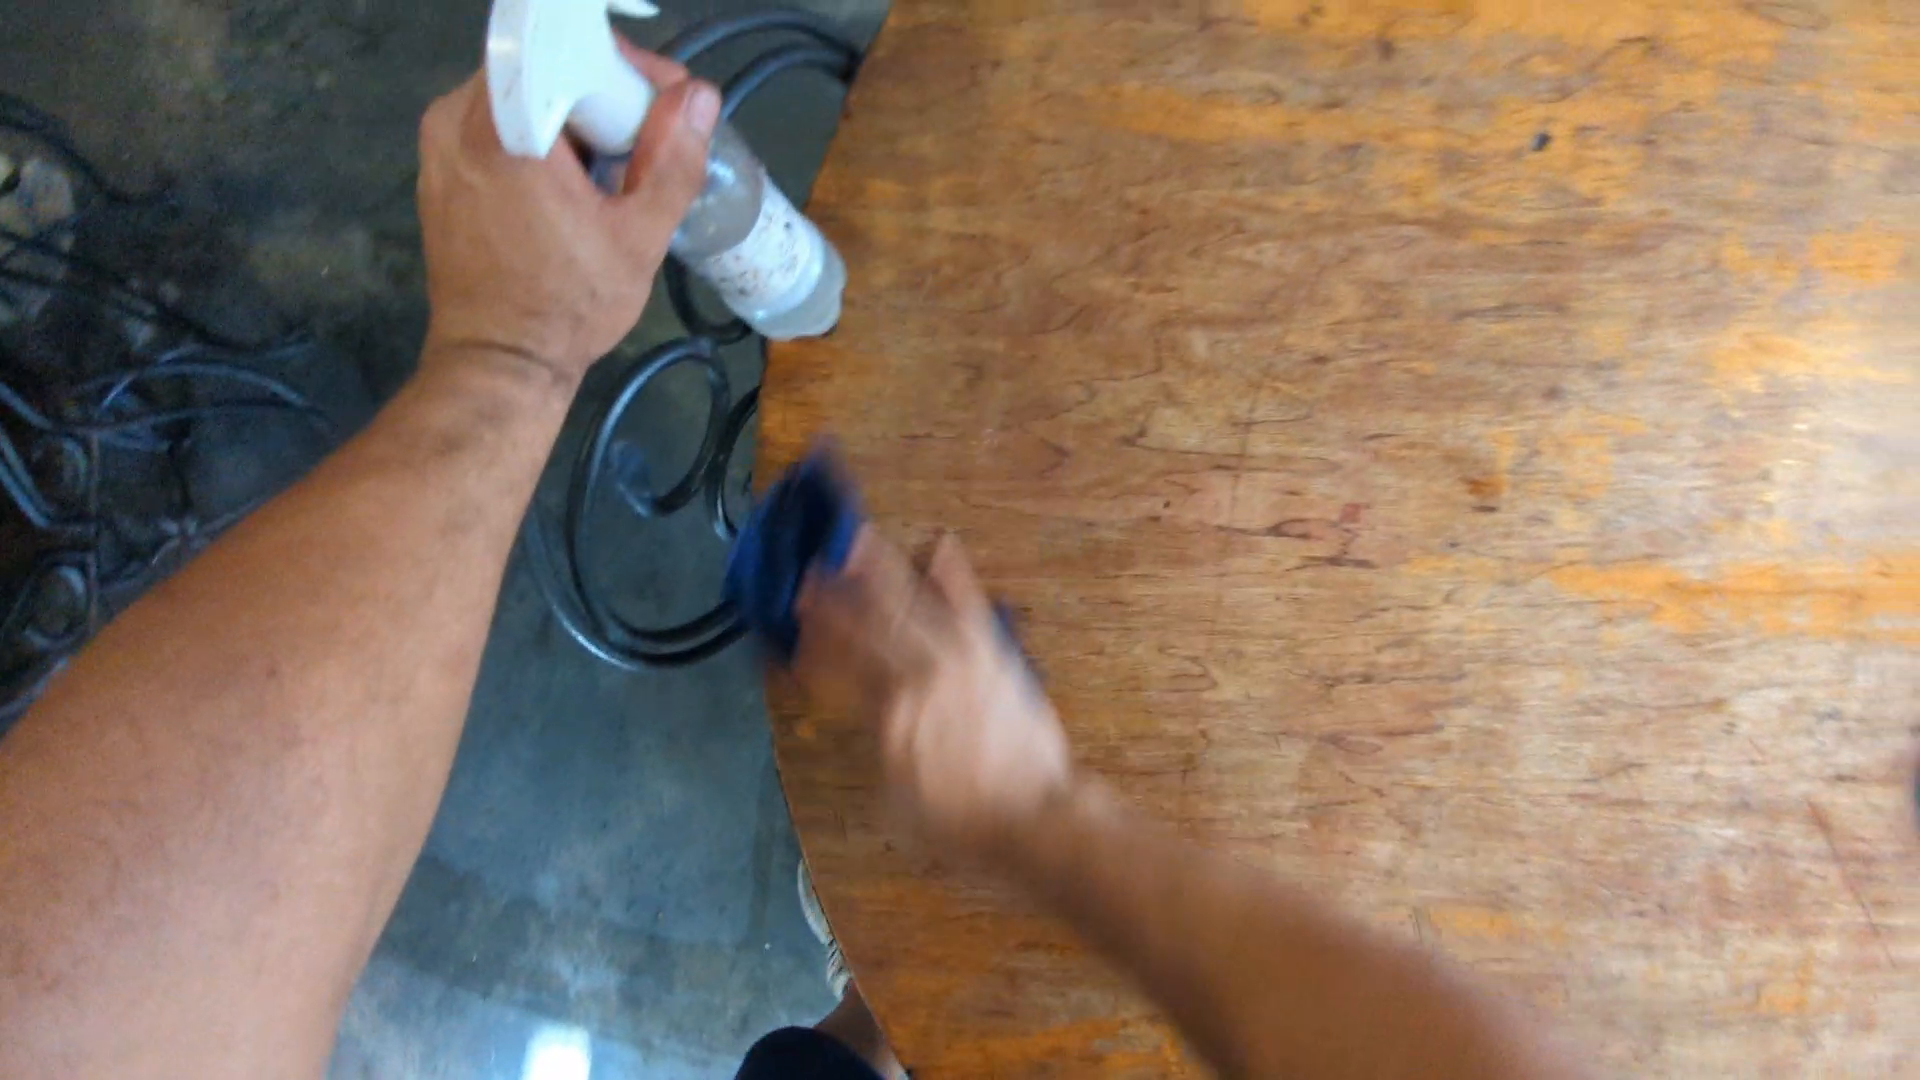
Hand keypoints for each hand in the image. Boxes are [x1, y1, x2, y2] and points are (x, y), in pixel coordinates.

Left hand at [415, 46, 719, 382]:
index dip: (625, 68)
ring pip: (521, 99)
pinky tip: (576, 189)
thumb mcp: (638, 239)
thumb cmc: (572, 304)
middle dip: (603, 95)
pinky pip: (497, 129)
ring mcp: (439, 144)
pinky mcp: (438, 172)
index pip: (566, 48)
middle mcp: (456, 117)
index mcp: (505, 126)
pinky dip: (543, 143)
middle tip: (650, 140)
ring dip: (576, 121)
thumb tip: (700, 99)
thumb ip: (671, 163)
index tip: (668, 102)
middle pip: (542, 70)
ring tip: (619, 169)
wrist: (503, 361)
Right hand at [795, 530, 1074, 858]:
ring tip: (859, 540)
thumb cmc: (962, 822)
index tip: (795, 631)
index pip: (840, 668)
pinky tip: (941, 547)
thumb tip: (872, 714)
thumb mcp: (896, 797)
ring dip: (882, 571)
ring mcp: (961, 660)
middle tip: (811, 574)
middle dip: (835, 599)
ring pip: (912, 604)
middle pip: (868, 627)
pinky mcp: (994, 655)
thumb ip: (880, 743)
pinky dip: (954, 576)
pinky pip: (971, 607)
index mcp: (890, 714)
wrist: (1033, 818)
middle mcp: (921, 677)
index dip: (813, 648)